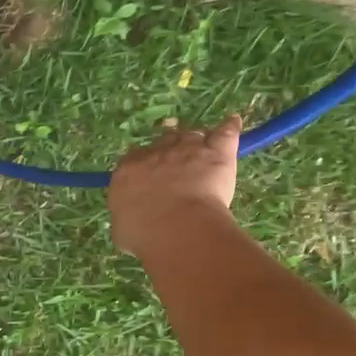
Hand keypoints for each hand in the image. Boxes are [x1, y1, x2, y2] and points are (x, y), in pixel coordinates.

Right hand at [109, 115, 241, 256]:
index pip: (133, 157)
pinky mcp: (216, 153)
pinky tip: (232, 122)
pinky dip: (229, 126)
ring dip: (195, 139)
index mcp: (127, 170)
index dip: (143, 163)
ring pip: (191, 135)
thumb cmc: (143, 233)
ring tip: (201, 146)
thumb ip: (128, 217)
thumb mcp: (123, 229)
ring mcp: (187, 150)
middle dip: (169, 148)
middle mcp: (155, 154)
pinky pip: (225, 132)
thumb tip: (131, 222)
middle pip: (163, 141)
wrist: (176, 227)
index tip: (149, 172)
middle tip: (177, 160)